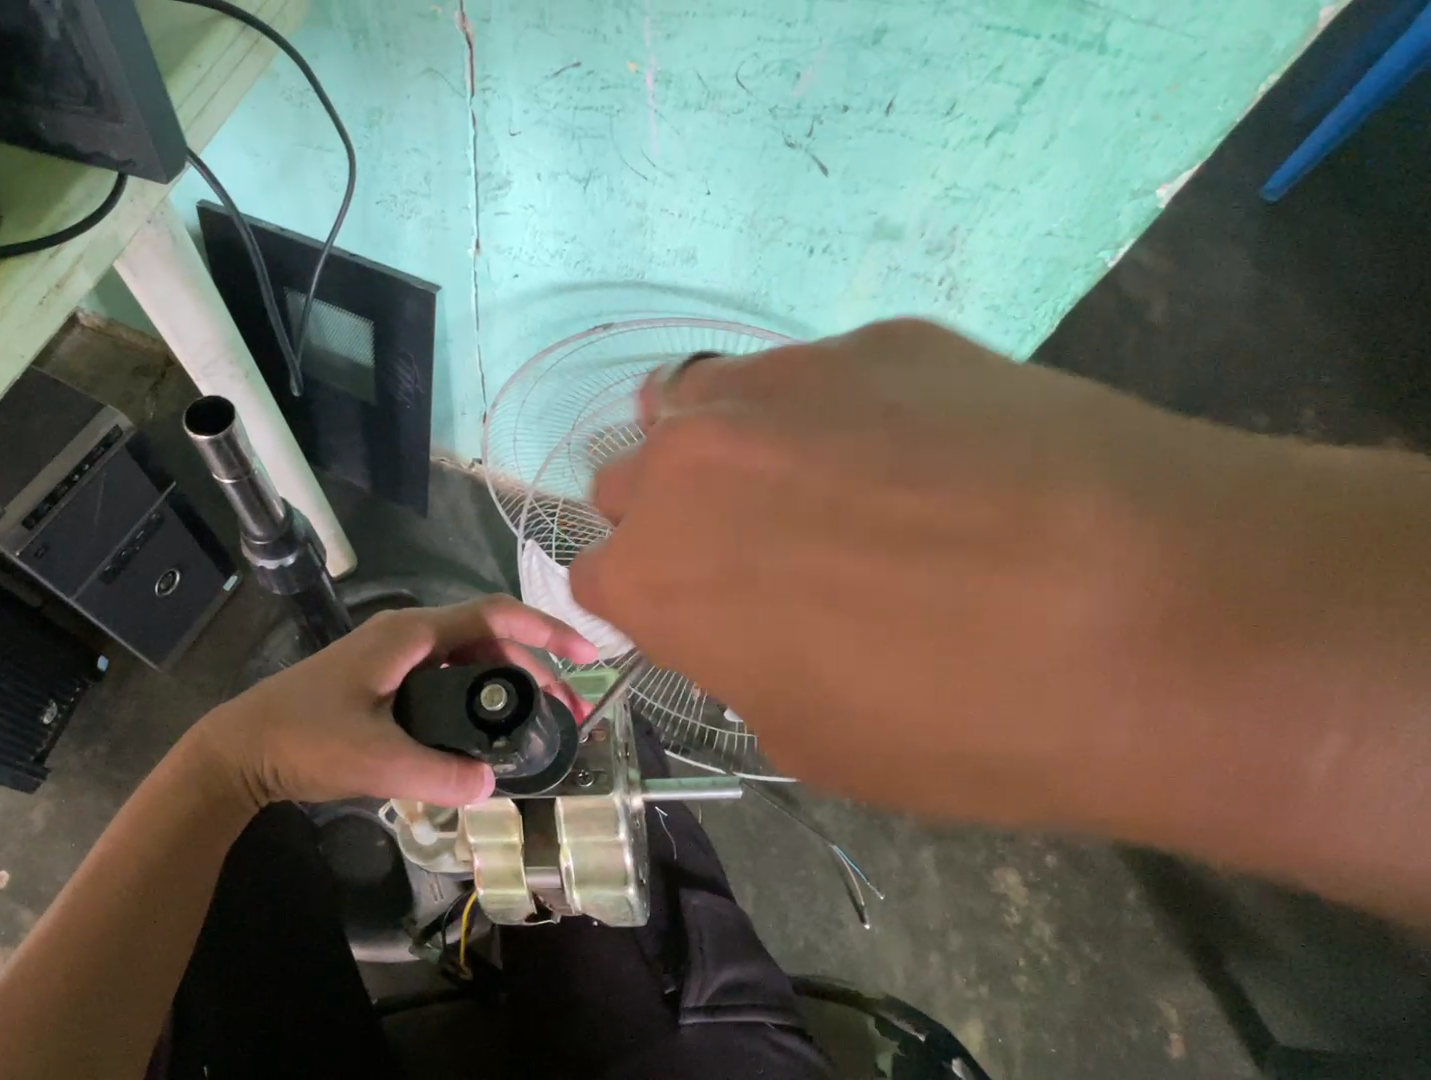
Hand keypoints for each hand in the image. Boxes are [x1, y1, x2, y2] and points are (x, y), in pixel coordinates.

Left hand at [186, 596, 597, 808]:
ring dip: (508, 684)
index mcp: (411, 635)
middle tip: (569, 712)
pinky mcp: (385, 679)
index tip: (587, 654)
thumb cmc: (304, 739)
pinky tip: (488, 731)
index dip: (545, 629)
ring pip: (468, 659)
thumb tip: (494, 784)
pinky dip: (478, 697)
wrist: (241, 747)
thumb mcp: (375, 761)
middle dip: (535, 669)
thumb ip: (438, 775)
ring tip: (539, 724)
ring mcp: (395, 656)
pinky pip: (447, 678)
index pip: (494, 616)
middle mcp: (408, 636)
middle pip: (488, 639)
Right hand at [569, 319, 1385, 833]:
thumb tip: (742, 616)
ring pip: (694, 403)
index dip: (647, 600)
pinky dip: (824, 410)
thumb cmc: (962, 722)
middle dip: (669, 517)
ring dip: (723, 446)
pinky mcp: (870, 340)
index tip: (698, 615)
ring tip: (812, 480)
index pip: (597, 575)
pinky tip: (913, 446)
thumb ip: (734, 660)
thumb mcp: (808, 740)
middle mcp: (682, 466)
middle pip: (627, 478)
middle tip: (755, 549)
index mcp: (653, 576)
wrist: (1167, 619)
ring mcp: (773, 385)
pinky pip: (805, 374)